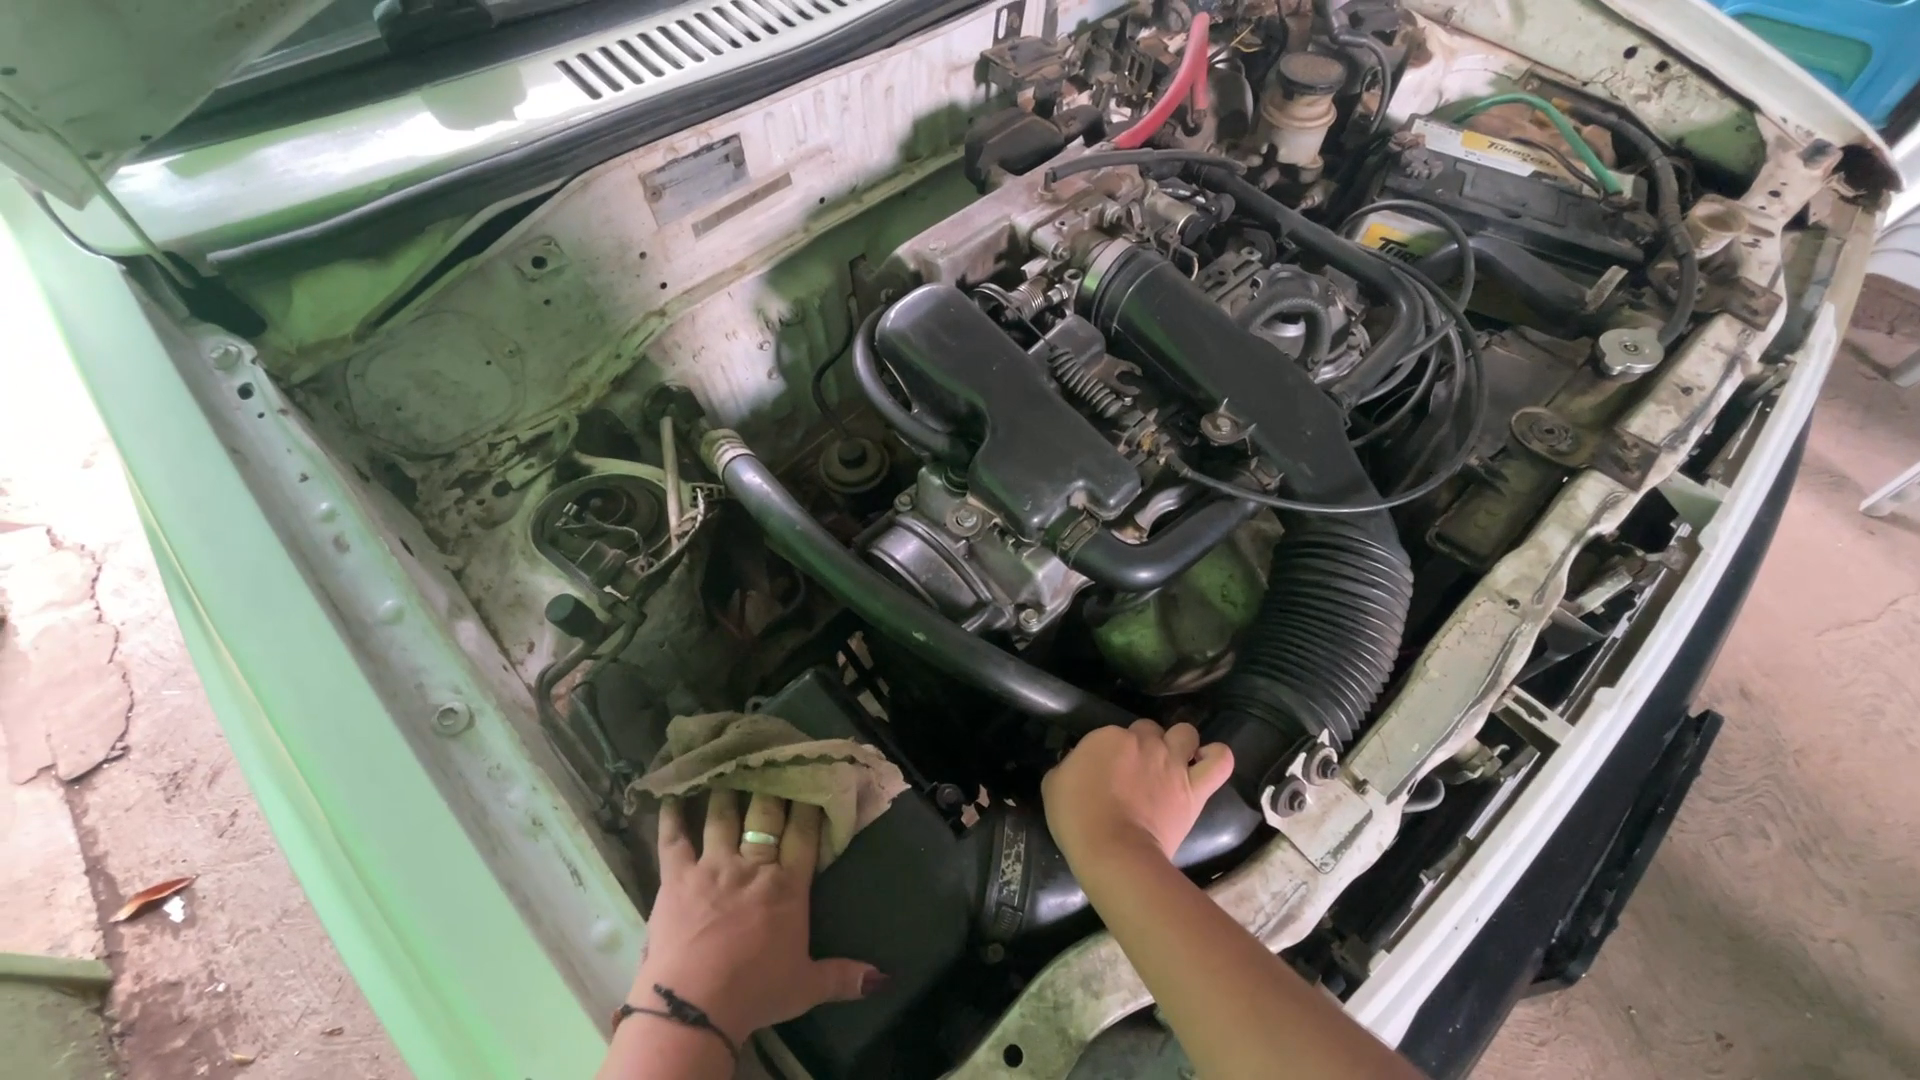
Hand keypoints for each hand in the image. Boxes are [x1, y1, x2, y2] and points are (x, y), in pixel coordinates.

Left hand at [633, 790, 886, 1044]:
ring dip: (727, 791)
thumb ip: (844, 976)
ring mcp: (713, 866)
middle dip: (772, 786)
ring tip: (729, 768)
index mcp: (787, 886)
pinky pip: (673, 838)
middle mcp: (753, 865)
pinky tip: (673, 793)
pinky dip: (672, 814)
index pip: (803, 834)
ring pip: (722, 817)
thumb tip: (883, 977)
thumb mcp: (806, 987)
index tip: (811, 779)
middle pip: (765, 814)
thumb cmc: (754, 993)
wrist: (694, 1005)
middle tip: (773, 761)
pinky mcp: (676, 876)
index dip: (808, 805)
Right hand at [1042, 719, 1233, 871]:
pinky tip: (1205, 761)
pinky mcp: (1196, 788)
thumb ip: (1068, 766)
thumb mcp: (1053, 785)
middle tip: (1135, 769)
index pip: (1111, 734)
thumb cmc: (1077, 819)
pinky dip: (1216, 757)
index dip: (1109, 752)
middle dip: (1142, 743)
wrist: (1114, 852)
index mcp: (1108, 737)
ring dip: (1179, 743)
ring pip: (1185, 733)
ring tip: (1173, 760)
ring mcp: (1173, 762)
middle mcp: (1144, 742)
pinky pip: (1220, 761)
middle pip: (1147, 729)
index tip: (1103, 771)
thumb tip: (1076, 763)